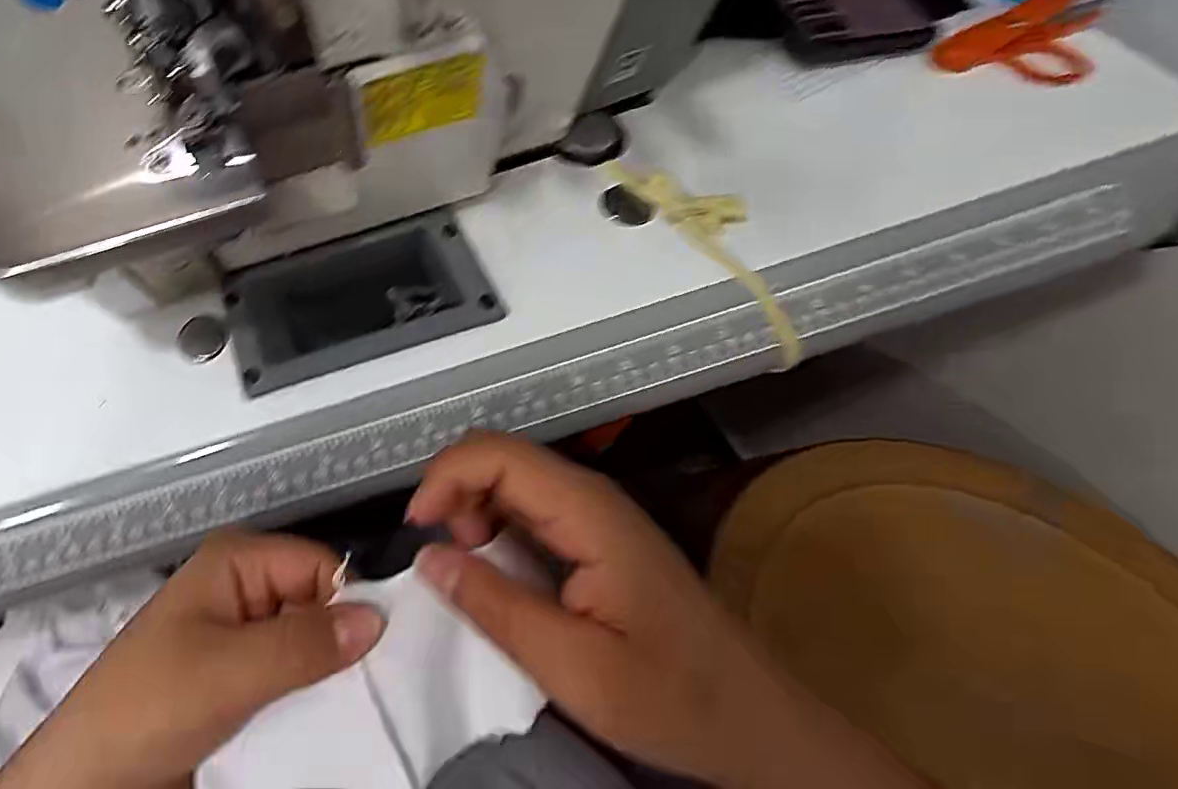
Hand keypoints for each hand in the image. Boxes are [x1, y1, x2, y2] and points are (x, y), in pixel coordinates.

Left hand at [0, 531, 385, 788]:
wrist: (92, 777)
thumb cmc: (151, 704)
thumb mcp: (229, 671)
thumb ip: (303, 644)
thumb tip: (376, 618)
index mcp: (237, 560)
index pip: (318, 565)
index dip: (349, 602)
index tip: (377, 654)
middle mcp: (244, 587)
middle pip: (316, 601)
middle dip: (342, 641)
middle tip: (375, 688)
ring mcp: (241, 634)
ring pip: (307, 642)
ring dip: (327, 674)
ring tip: (353, 709)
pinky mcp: (239, 677)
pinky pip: (290, 675)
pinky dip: (309, 696)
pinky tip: (324, 720)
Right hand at [408, 435, 922, 788]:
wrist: (759, 723)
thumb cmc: (678, 698)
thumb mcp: (578, 670)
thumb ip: (496, 608)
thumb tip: (430, 558)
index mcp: (585, 510)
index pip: (496, 453)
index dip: (445, 475)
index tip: (419, 526)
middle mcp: (586, 495)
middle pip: (497, 456)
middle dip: (455, 491)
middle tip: (447, 555)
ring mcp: (591, 511)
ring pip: (507, 477)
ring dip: (471, 509)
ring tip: (472, 568)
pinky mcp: (592, 533)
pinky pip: (525, 506)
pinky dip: (492, 526)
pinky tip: (497, 570)